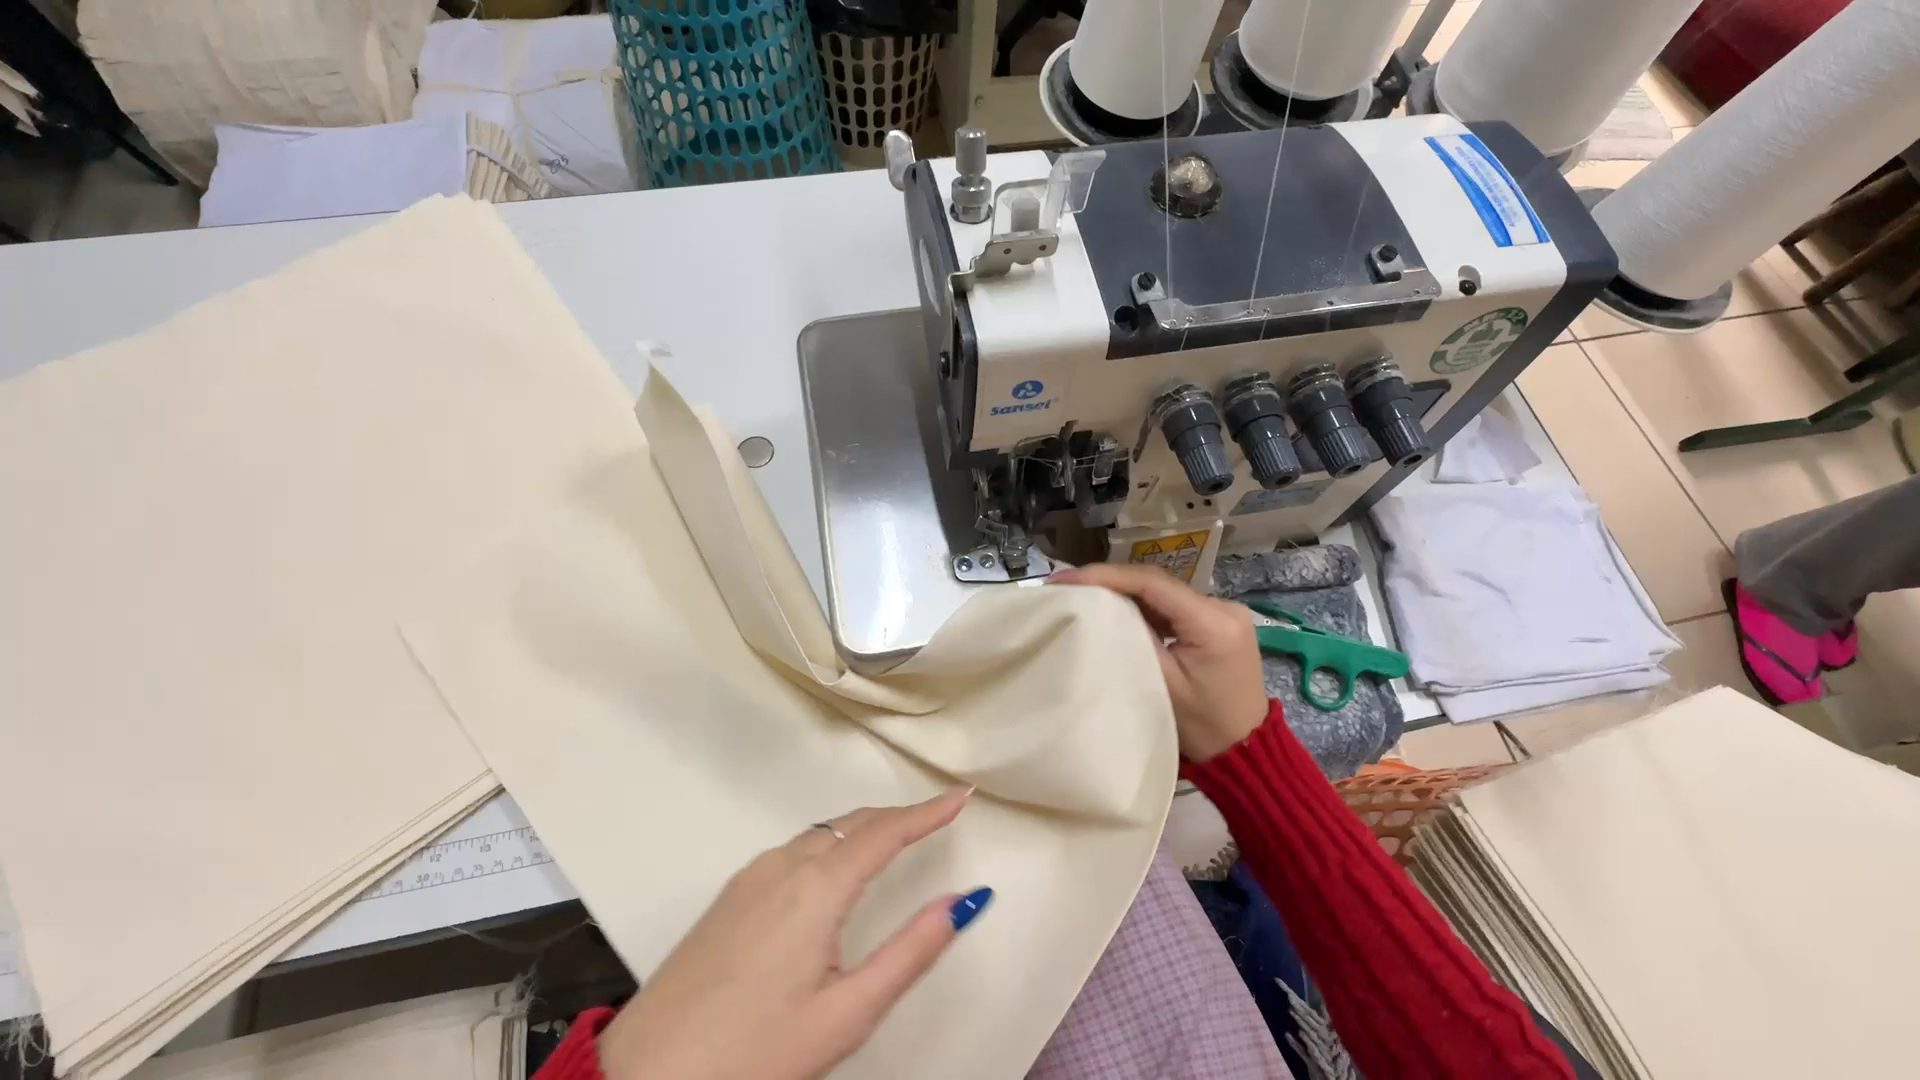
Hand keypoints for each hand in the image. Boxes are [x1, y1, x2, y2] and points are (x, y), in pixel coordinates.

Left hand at [595, 790, 990, 1079]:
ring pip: (820, 833)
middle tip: (938, 814)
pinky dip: (830, 843)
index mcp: (815, 889)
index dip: (928, 811)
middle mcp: (780, 867)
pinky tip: (837, 868)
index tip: (961, 794)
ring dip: (862, 828)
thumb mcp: (847, 1013)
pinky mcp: (729, 896)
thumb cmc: (754, 1052)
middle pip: (851, 823)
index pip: (885, 832)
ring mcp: (749, 878)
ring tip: (897, 835)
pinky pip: (793, 850)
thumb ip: (910, 952)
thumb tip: (963, 901)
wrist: (648, 1074)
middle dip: (898, 815)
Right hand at [1051, 563, 1268, 761]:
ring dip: (1125, 592)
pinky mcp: (1218, 621)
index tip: (1065, 579)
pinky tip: (1115, 608)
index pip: (1152, 583)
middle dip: (1110, 581)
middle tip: (1066, 585)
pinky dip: (1144, 605)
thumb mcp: (1162, 683)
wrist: (1246, 748)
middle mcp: (1224, 606)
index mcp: (1213, 622)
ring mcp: (1224, 611)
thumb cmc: (1203, 725)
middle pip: (1158, 583)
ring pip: (1164, 591)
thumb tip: (1100, 608)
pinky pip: (1174, 605)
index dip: (1105, 576)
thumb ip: (1134, 639)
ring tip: (1082, 593)